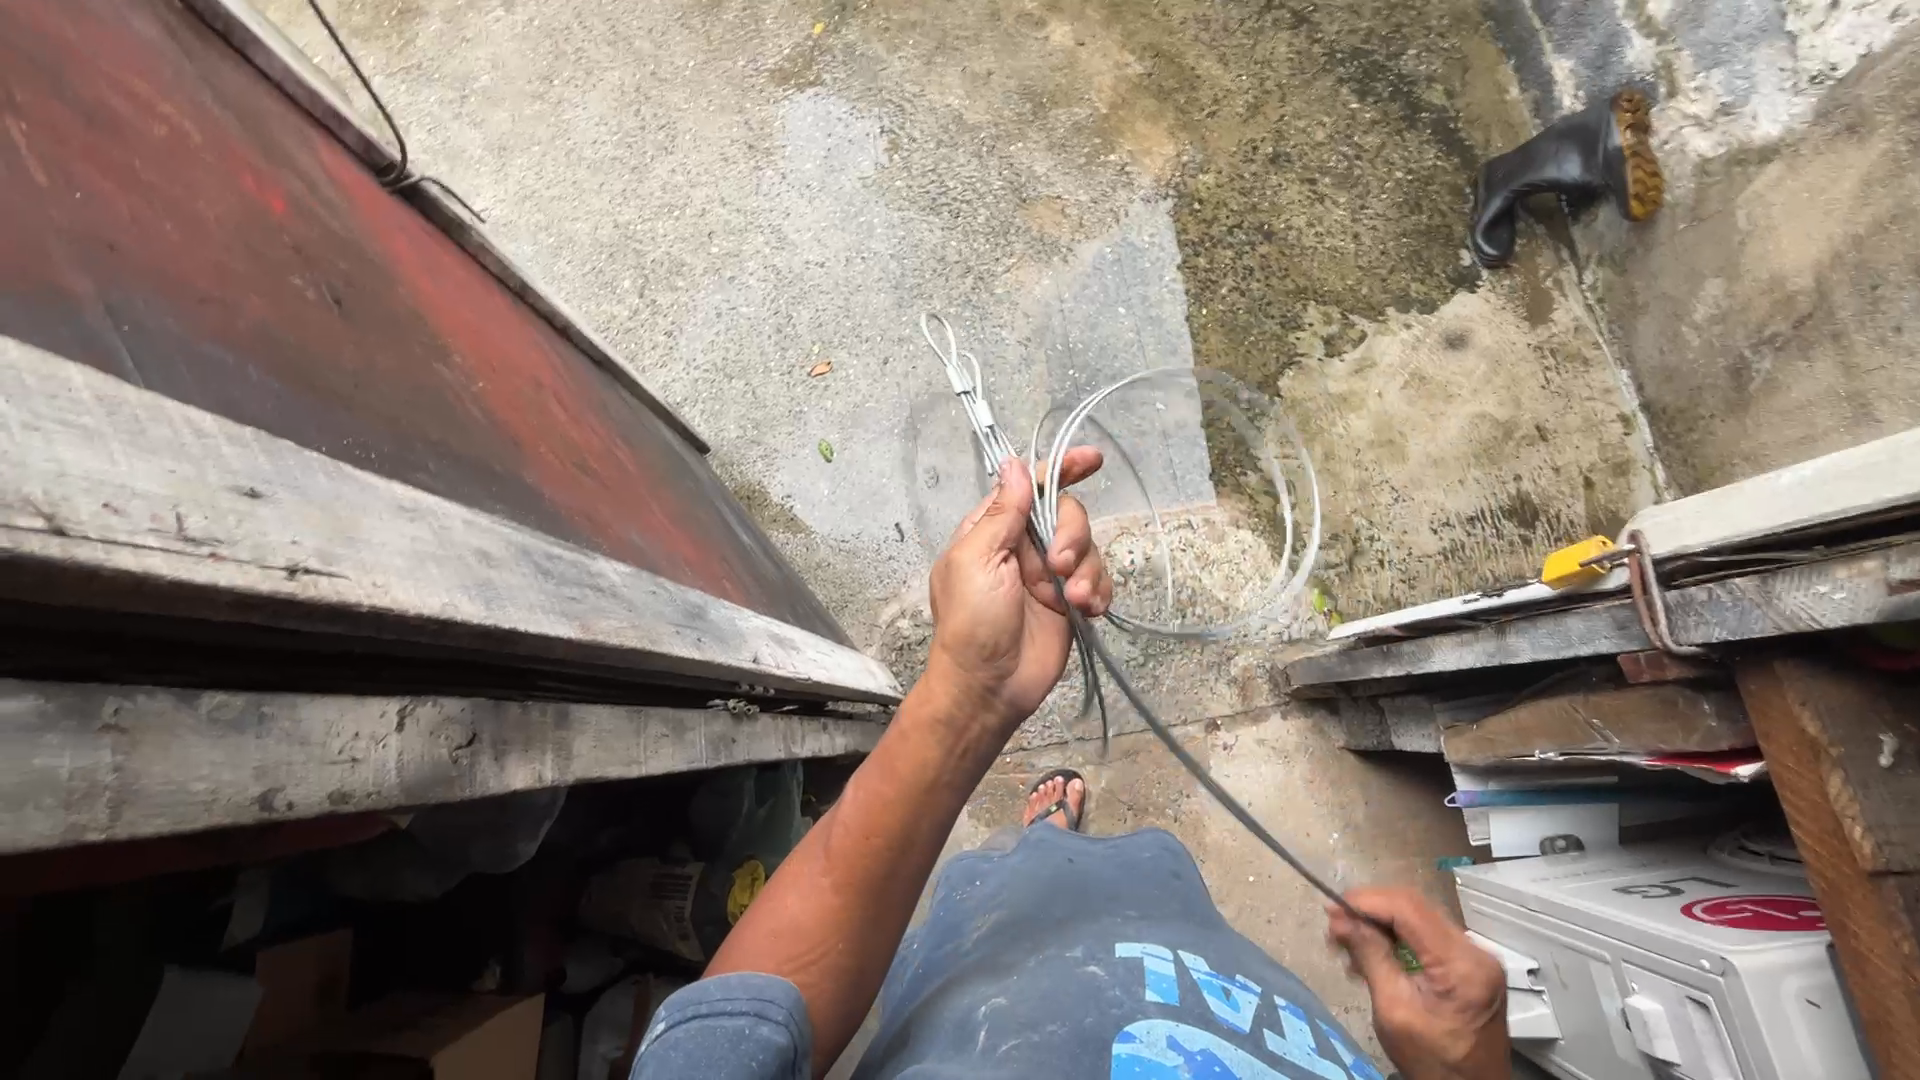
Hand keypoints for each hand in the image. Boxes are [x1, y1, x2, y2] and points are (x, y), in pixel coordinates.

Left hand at [925, 450, 1111, 730]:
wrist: (988, 687)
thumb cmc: (970, 623)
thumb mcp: (976, 560)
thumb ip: (1001, 513)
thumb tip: (1014, 465)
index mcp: (991, 531)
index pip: (1029, 487)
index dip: (1060, 469)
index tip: (1091, 461)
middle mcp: (1022, 548)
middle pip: (1066, 514)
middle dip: (1072, 534)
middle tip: (1059, 566)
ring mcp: (1048, 576)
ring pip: (1087, 547)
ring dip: (1087, 570)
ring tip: (1073, 599)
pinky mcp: (1070, 602)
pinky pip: (1099, 581)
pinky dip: (1099, 591)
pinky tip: (1089, 609)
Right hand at [1326, 887, 1508, 1079]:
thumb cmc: (1432, 1061)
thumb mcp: (1394, 1010)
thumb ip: (1370, 955)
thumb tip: (1339, 917)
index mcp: (1462, 964)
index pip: (1407, 908)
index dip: (1364, 901)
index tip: (1330, 910)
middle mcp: (1475, 951)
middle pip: (1412, 906)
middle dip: (1368, 910)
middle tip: (1334, 927)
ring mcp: (1475, 956)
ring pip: (1416, 916)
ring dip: (1378, 922)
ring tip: (1347, 942)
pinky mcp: (1469, 964)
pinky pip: (1425, 933)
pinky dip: (1394, 935)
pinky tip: (1373, 951)